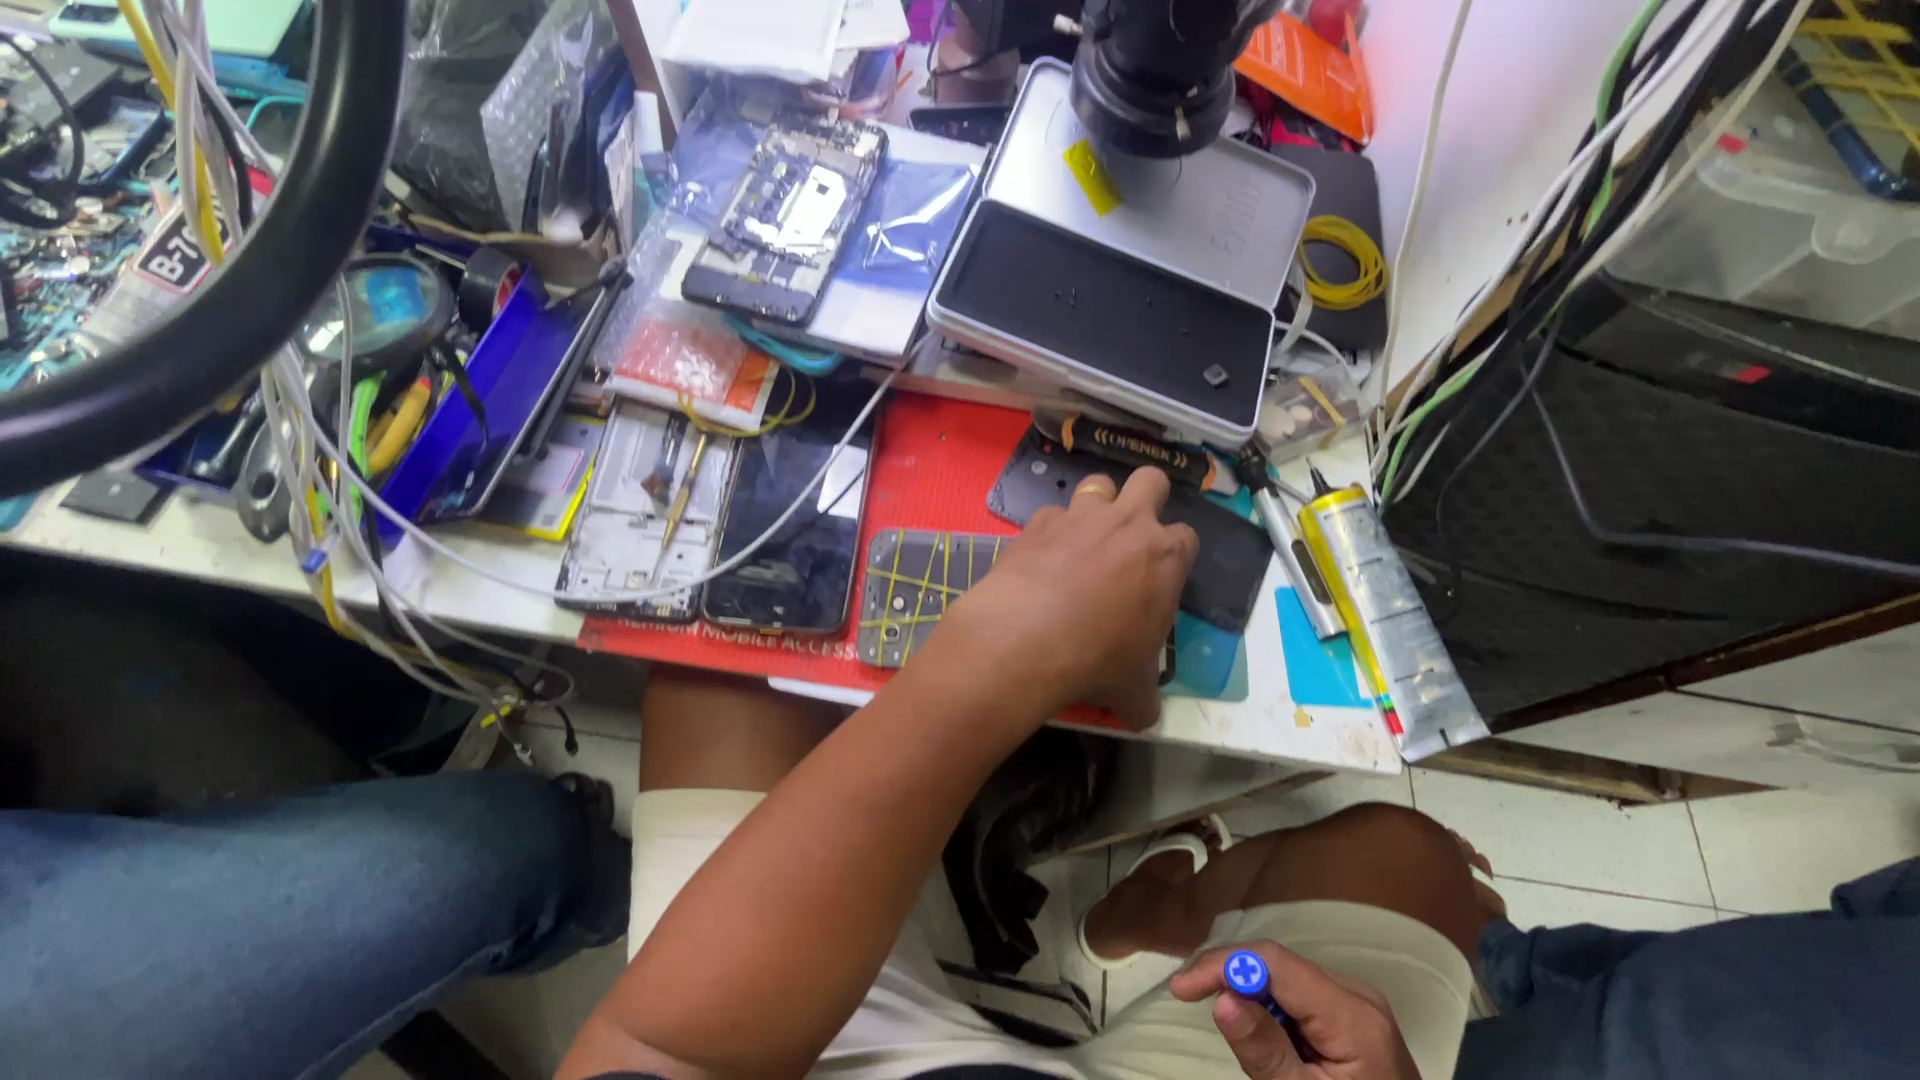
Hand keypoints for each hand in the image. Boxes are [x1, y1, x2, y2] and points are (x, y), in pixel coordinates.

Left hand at [924, 466, 1197, 731]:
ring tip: (1084, 539)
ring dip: (1096, 506)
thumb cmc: (1097, 661)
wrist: (1025, 641)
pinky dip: (1049, 532)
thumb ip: (1144, 697)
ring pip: (1098, 485)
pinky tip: (1040, 561)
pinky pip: (1050, 515)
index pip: (1187, 536)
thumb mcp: (1133, 691)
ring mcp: (1079, 517)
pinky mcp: (1036, 523)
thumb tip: (1144, 717)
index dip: (1175, 554)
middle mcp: (1127, 523)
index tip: (1161, 577)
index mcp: (1165, 556)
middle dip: (1147, 497)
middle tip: (1131, 533)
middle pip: (1150, 480)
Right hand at [1170, 942, 1419, 1079]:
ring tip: (1221, 1015)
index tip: (1179, 989)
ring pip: (1284, 974)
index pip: (1275, 962)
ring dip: (1246, 988)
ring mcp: (1357, 1001)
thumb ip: (1266, 1051)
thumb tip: (1220, 999)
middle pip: (1278, 963)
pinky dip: (1267, 1003)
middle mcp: (1357, 994)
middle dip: (1229, 974)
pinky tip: (1256, 1026)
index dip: (1222, 964)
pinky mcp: (1352, 1012)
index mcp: (1353, 1016)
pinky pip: (1298, 991)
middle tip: (1186, 995)